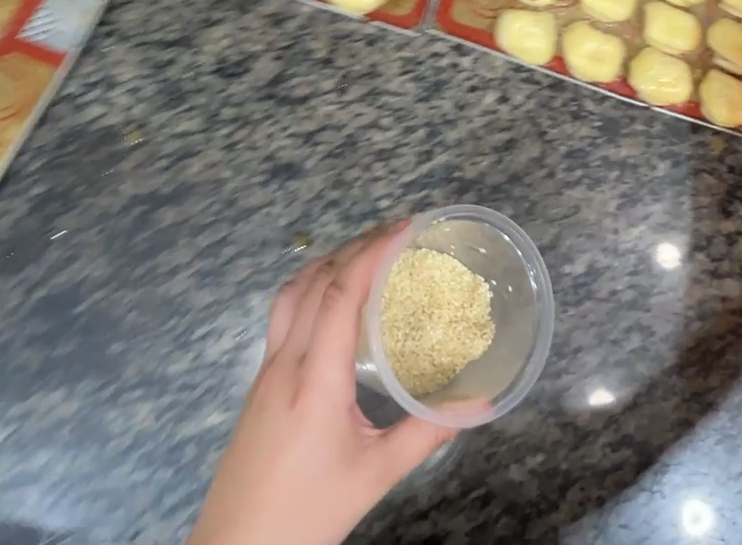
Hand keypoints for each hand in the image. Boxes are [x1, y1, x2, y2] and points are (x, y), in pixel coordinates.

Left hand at [190, 227, 457, 544]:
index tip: (405, 228)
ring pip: (292, 293)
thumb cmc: (308, 512)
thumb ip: (427, 434)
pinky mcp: (259, 383)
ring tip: (368, 253)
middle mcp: (285, 362)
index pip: (340, 292)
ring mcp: (266, 370)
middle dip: (356, 245)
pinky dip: (312, 287)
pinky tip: (334, 300)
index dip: (372, 251)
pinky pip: (284, 314)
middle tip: (399, 233)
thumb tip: (482, 404)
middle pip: (316, 281)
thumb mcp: (376, 475)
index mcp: (316, 378)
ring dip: (329, 261)